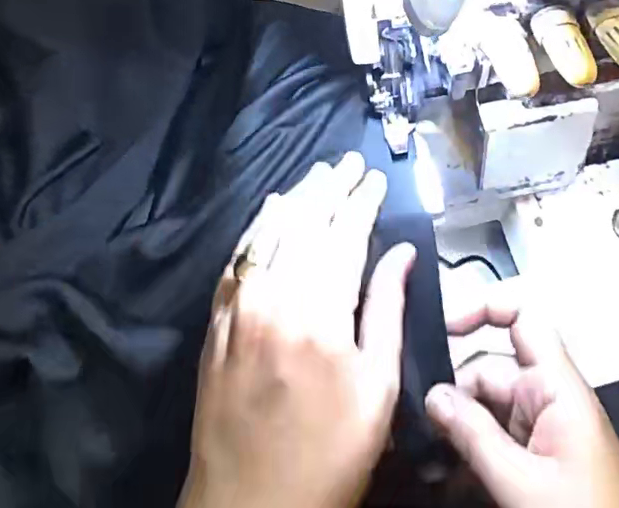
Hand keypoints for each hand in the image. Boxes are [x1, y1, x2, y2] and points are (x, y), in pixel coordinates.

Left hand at [181, 152, 414, 507]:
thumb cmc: (330, 457)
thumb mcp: (378, 388)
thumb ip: (387, 310)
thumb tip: (403, 254)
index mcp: (321, 317)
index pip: (345, 237)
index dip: (363, 202)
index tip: (377, 178)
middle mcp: (274, 304)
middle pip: (305, 226)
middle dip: (331, 188)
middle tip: (351, 161)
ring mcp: (238, 315)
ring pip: (268, 236)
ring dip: (295, 199)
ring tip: (318, 173)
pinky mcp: (215, 331)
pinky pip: (236, 264)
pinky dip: (254, 232)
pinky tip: (268, 213)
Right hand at [425, 289, 618, 507]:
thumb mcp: (522, 483)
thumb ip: (475, 437)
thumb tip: (433, 394)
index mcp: (557, 384)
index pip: (523, 318)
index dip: (485, 309)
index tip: (443, 328)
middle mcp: (550, 394)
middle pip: (493, 369)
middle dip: (455, 388)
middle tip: (414, 419)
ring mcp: (543, 427)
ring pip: (489, 407)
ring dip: (457, 424)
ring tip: (423, 450)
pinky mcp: (537, 457)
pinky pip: (496, 438)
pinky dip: (470, 449)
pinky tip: (444, 471)